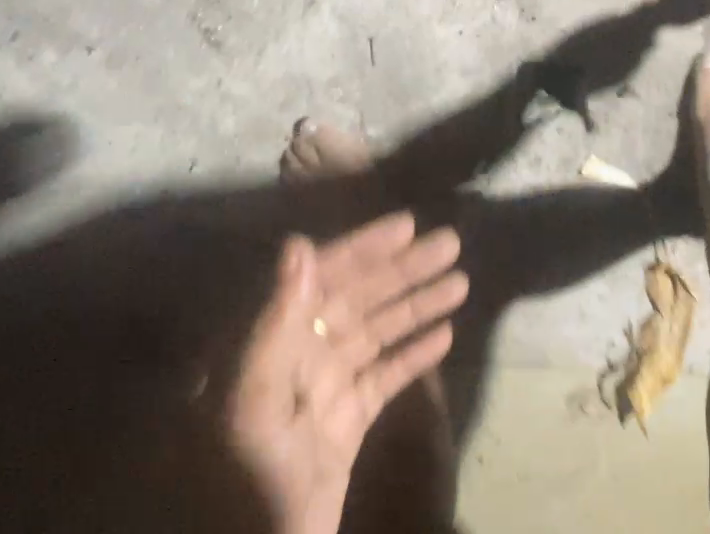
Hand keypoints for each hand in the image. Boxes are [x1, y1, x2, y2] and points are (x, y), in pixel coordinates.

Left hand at [222, 214, 467, 533]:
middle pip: (355, 301)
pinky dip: (413, 356)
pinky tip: (446, 337)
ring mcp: (321, 394)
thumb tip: (299, 245)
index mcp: (265, 348)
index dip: (362, 249)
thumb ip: (274, 325)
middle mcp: (293, 361)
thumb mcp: (252, 406)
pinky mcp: (344, 426)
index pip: (318, 281)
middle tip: (451, 244)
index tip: (408, 224)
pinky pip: (384, 378)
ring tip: (462, 283)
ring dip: (417, 306)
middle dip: (402, 271)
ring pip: (375, 335)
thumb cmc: (247, 484)